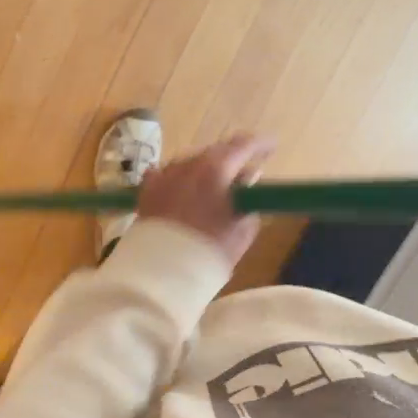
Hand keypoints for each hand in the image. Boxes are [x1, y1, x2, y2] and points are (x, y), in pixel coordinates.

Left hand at [137, 132, 273, 264]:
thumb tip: (246, 187)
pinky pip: (165, 175)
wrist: (161, 272)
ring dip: (203, 171)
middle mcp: (188, 163)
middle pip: (215, 152)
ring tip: (211, 189)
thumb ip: (250, 203)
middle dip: (231, 160)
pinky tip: (181, 190)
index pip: (244, 145)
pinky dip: (178, 180)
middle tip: (242, 175)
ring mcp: (164, 175)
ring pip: (190, 163)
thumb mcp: (242, 231)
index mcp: (216, 169)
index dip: (261, 145)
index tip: (271, 148)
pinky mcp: (146, 190)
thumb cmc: (208, 252)